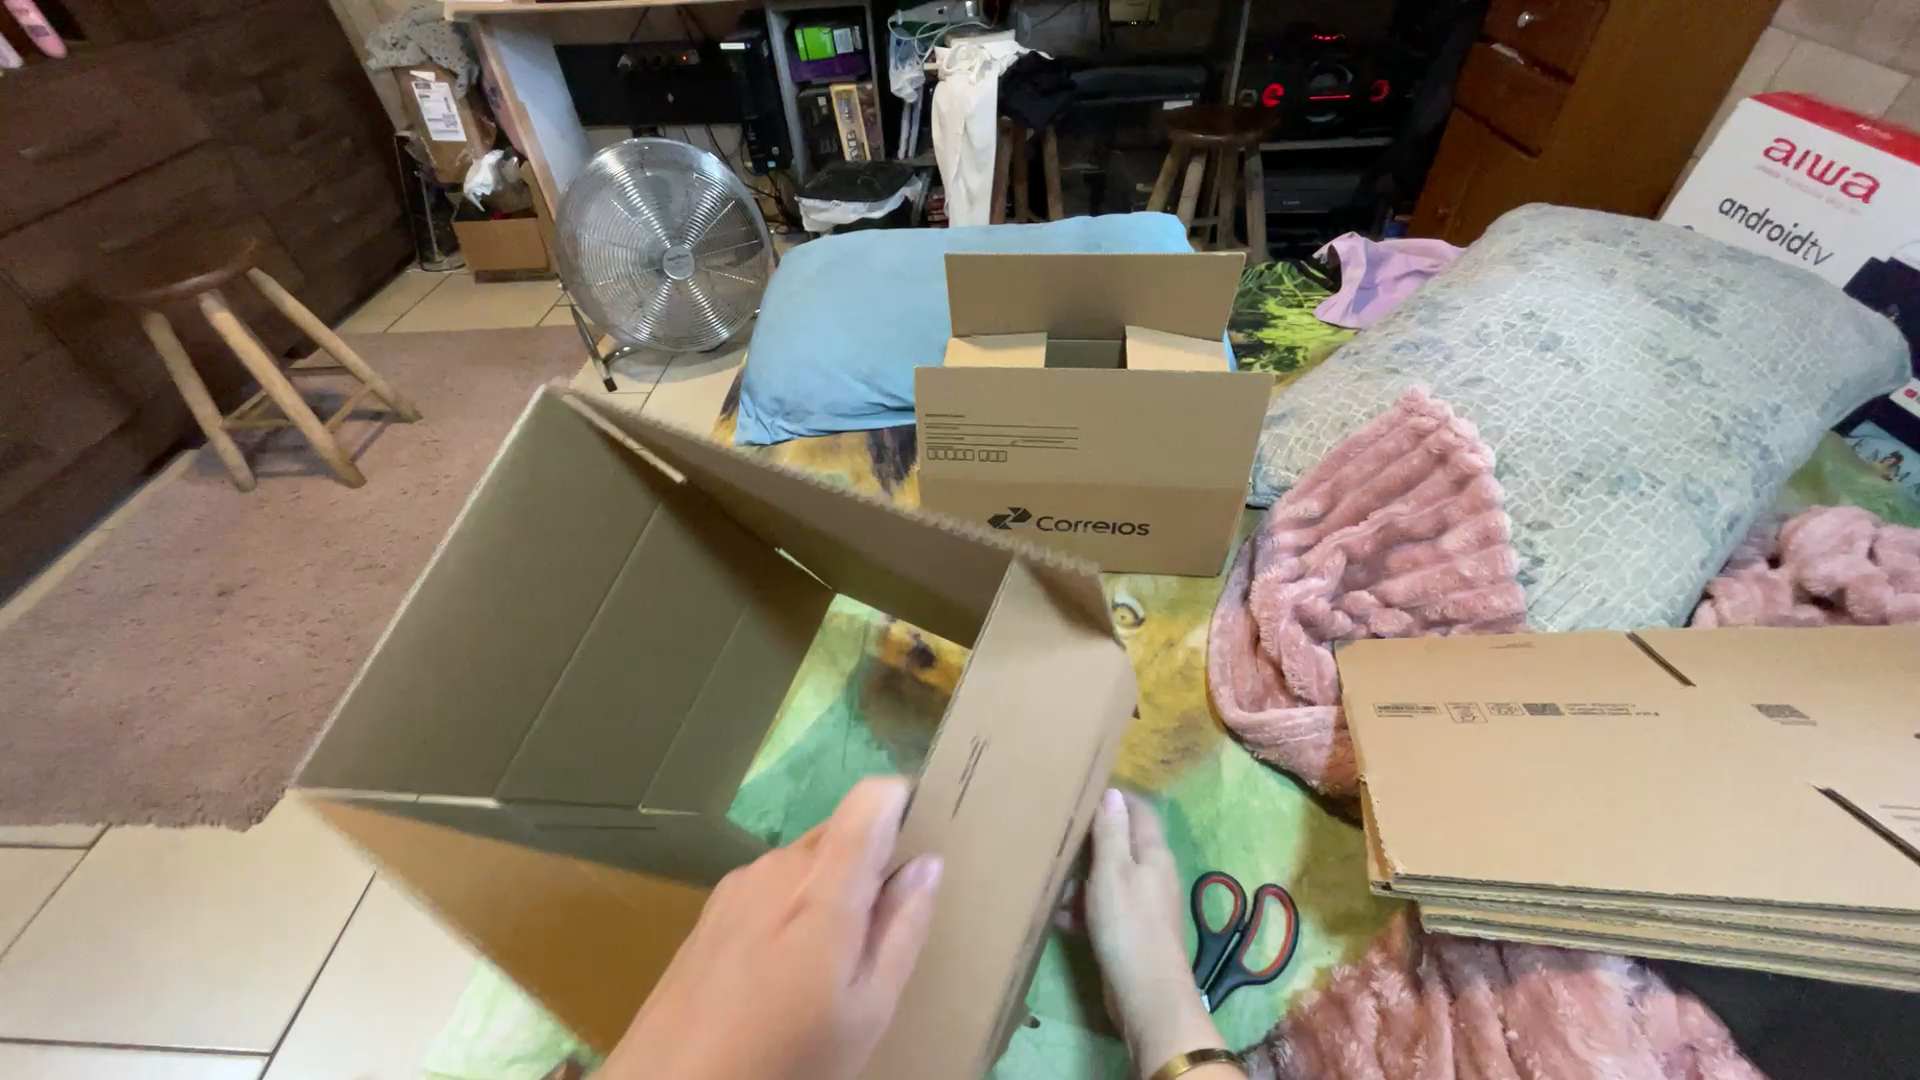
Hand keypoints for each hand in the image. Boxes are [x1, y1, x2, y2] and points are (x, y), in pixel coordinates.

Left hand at [601, 776, 943, 1079]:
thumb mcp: (866, 1012)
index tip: (918, 846)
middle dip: (869, 865)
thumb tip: (928, 862)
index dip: (902, 804)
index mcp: (824, 882)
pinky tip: (778, 975)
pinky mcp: (712, 909)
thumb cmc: (785, 1063)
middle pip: (842, 831)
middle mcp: (780, 864)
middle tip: (875, 935)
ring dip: (829, 891)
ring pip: (807, 861)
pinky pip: (772, 886)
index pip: (872, 797)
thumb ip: (903, 927)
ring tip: (825, 967)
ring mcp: (739, 884)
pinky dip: (791, 909)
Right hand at [1085, 789, 1230, 1079]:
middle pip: (1121, 843)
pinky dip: (1083, 908)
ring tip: (1052, 874)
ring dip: (1082, 876)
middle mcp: (1152, 874)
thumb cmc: (1128, 924)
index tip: (1082, 791)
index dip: (1115, 797)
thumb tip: (1112, 792)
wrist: (1145, 996)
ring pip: (1108, 876)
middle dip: (1090, 837)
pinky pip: (1103, 908)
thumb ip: (1111, 831)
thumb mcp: (1112, 870)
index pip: (1138, 811)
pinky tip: (1060, 915)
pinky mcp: (1130, 931)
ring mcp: (1143, 904)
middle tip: (1058, 829)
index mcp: (1153, 853)